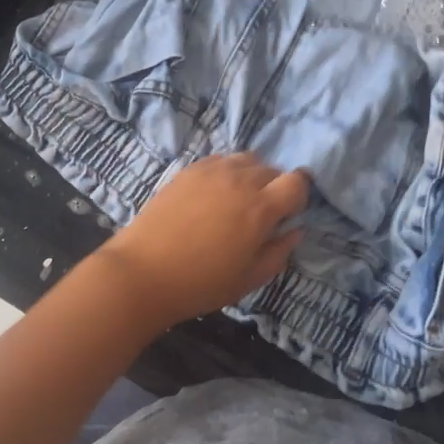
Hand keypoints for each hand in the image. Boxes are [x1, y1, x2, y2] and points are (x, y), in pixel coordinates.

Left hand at [93, 153, 308, 330]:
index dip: (300, 194)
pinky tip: (215, 194)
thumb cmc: (201, 283)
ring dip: (252, 175)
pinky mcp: (190, 168)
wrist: (144, 271)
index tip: (290, 212)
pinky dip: (228, 171)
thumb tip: (294, 230)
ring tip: (239, 201)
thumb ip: (279, 252)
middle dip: (275, 187)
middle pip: (272, 169)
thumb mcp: (249, 279)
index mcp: (260, 208)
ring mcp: (213, 170)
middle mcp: (240, 180)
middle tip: (262, 213)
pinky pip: (221, 160)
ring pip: (247, 159)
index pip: (296, 182)